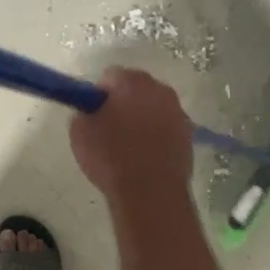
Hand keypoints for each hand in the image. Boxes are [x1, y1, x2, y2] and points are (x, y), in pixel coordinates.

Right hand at [71, 68, 193, 205]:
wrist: (150, 192)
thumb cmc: (111, 158)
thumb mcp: (80, 132)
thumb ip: (85, 113)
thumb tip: (92, 113)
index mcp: (132, 82)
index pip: (110, 77)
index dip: (99, 95)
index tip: (94, 114)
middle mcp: (160, 90)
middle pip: (137, 90)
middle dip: (124, 104)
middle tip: (111, 130)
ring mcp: (179, 113)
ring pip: (155, 110)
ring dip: (143, 121)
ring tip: (130, 148)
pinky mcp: (189, 137)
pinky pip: (168, 130)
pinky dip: (158, 138)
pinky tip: (147, 159)